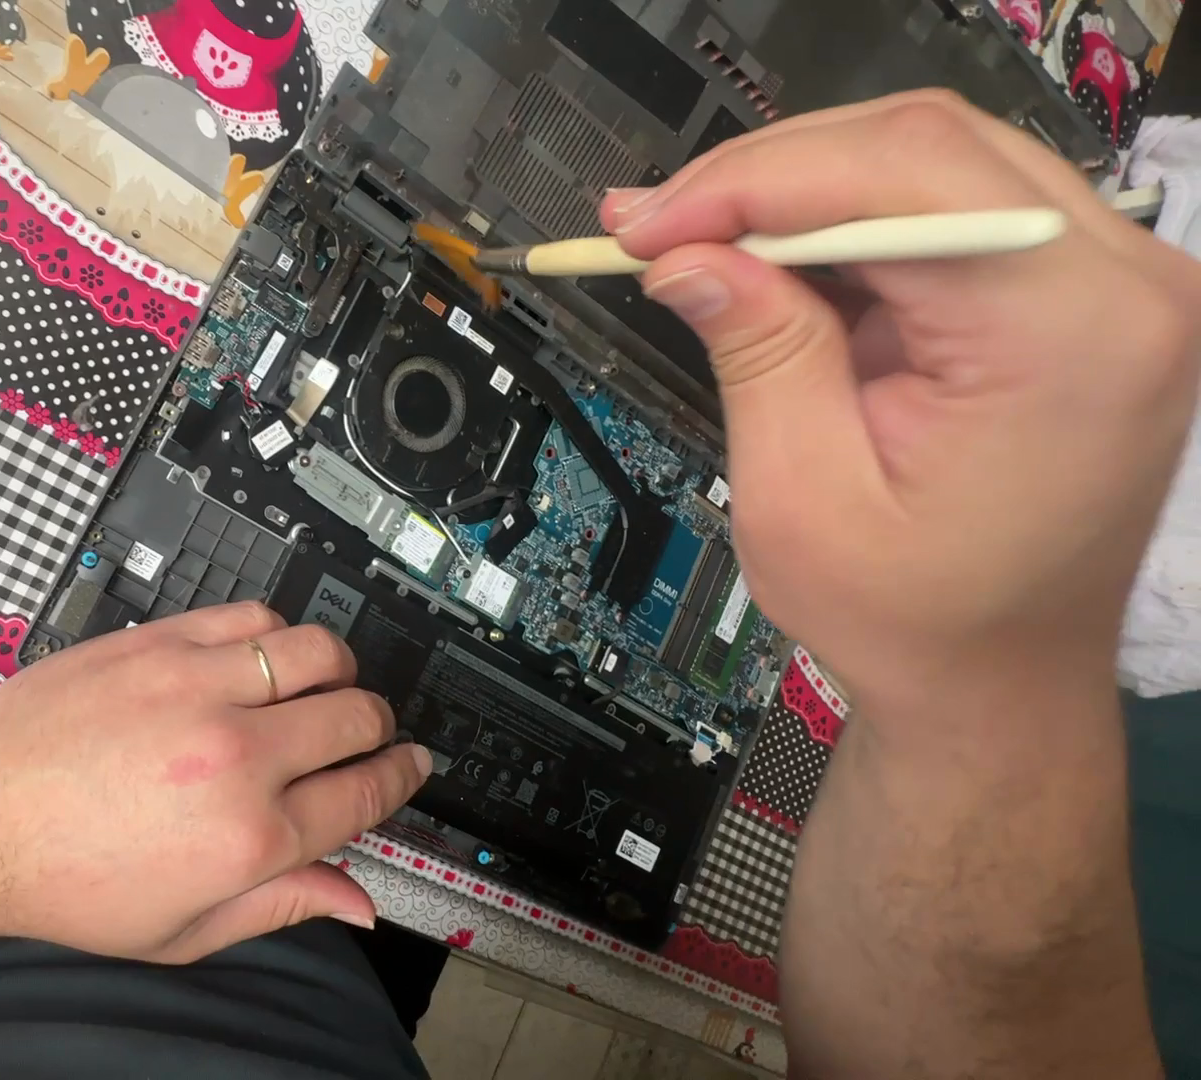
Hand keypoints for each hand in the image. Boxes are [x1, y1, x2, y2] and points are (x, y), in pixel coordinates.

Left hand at [0, 602, 430, 962]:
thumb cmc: (62, 878)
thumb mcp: (179, 931)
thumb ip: (282, 907)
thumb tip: (357, 902)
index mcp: (248, 838)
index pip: (365, 794)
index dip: (401, 777)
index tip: (410, 765)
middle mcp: (234, 755)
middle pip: (356, 716)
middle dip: (377, 727)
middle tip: (365, 733)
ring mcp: (197, 687)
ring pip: (317, 651)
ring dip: (337, 669)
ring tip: (322, 685)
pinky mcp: (160, 643)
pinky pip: (250, 616)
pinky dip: (273, 633)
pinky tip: (260, 657)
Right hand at [602, 91, 1200, 705]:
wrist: (988, 672)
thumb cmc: (895, 611)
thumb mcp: (797, 494)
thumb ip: (757, 355)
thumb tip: (684, 259)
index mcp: (1064, 333)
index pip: (899, 181)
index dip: (748, 184)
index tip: (635, 228)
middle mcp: (1115, 278)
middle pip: (920, 148)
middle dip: (757, 174)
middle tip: (638, 222)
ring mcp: (1096, 281)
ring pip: (921, 167)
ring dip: (783, 192)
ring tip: (675, 234)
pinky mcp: (1051, 299)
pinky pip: (926, 221)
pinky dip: (821, 230)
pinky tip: (748, 257)